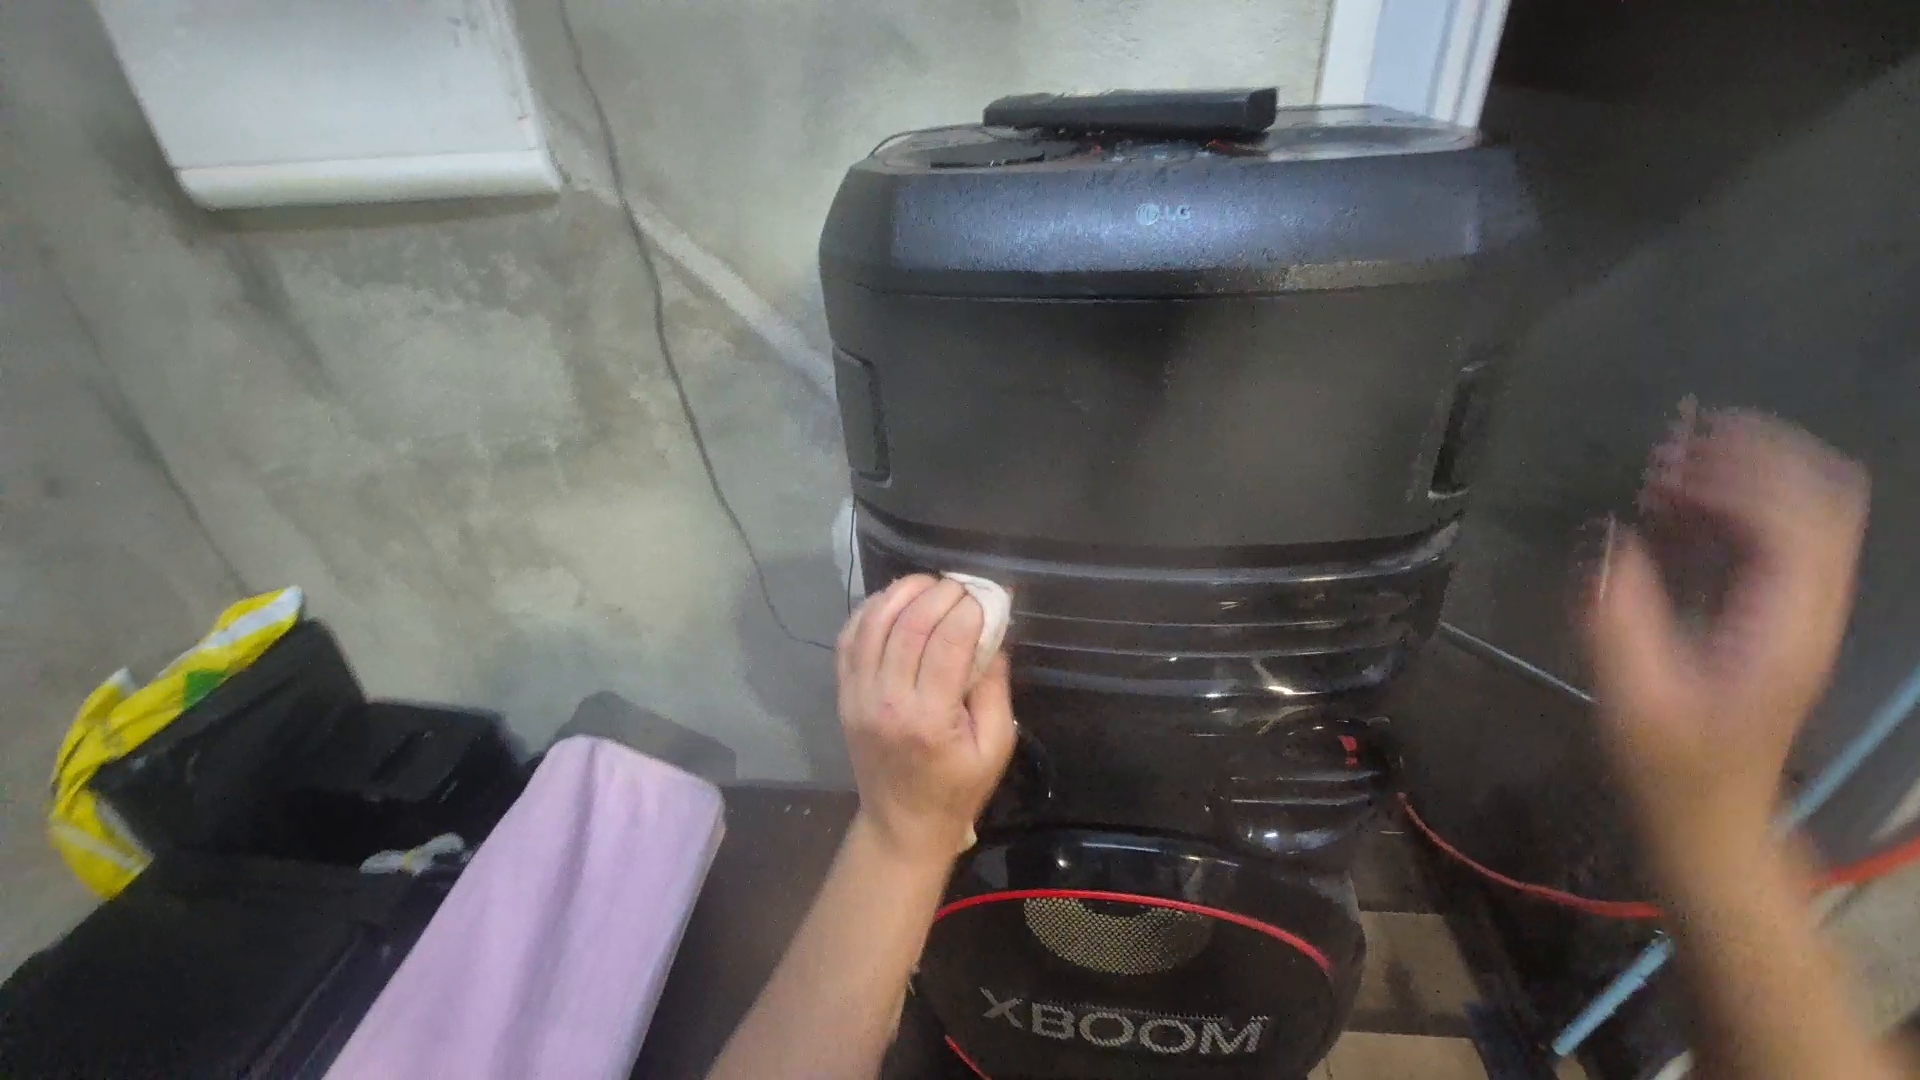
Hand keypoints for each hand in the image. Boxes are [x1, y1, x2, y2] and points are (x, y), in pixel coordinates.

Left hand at [836, 574, 1017, 863]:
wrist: (901, 824)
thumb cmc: (957, 788)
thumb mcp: (996, 746)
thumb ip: (995, 688)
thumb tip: (991, 633)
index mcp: (929, 719)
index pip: (947, 643)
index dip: (969, 610)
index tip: (987, 597)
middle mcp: (887, 701)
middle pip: (909, 625)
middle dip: (939, 593)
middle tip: (962, 586)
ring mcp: (858, 695)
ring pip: (873, 623)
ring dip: (902, 592)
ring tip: (930, 583)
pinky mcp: (843, 693)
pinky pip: (849, 638)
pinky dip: (870, 610)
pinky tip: (894, 600)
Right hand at [1584, 410, 1868, 841]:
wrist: (1710, 807)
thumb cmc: (1671, 760)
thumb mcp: (1633, 692)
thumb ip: (1620, 614)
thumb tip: (1607, 538)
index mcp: (1787, 623)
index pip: (1797, 521)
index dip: (1741, 477)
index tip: (1670, 463)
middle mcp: (1808, 605)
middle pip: (1821, 501)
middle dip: (1756, 457)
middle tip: (1679, 439)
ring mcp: (1795, 606)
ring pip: (1799, 510)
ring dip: (1739, 475)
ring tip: (1667, 463)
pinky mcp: (1769, 610)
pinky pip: (1765, 535)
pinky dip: (1724, 505)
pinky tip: (1670, 503)